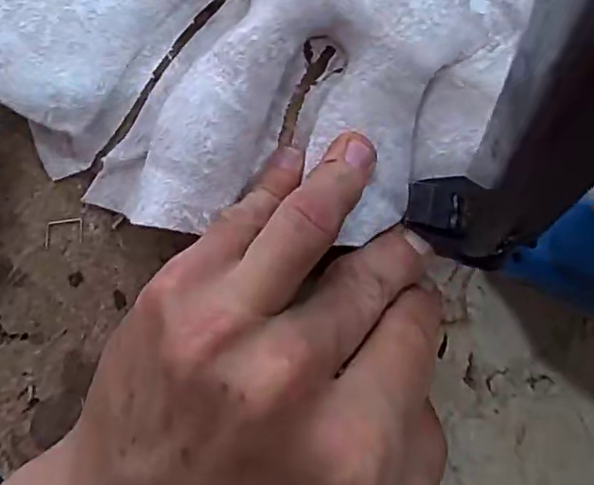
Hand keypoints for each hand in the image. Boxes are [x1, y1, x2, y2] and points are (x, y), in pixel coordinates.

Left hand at [11, 132, 446, 484]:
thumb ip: (410, 425)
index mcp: (348, 443)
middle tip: (405, 235)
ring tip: (358, 151)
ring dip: (339, 181)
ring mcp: (224, 327)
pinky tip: (296, 162)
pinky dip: (275, 184)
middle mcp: (288, 375)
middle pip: (369, 277)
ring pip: (305, 225)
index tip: (416, 292)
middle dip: (395, 249)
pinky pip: (242, 220)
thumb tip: (414, 325)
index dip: (420, 302)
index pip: (413, 327)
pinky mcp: (173, 294)